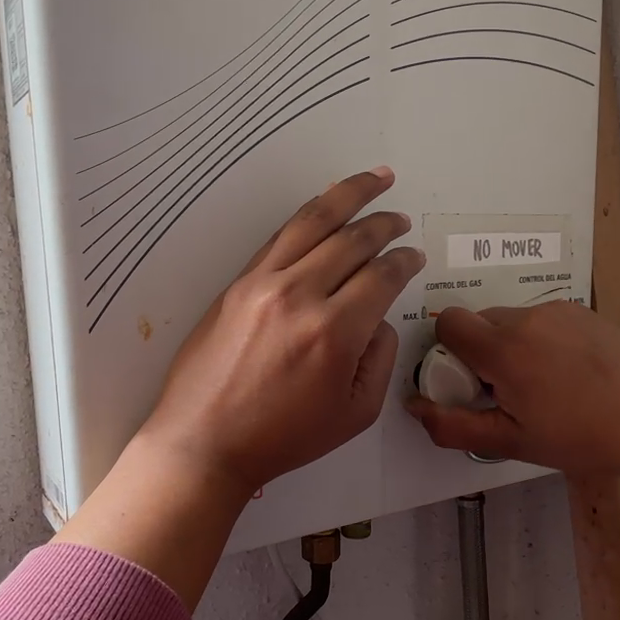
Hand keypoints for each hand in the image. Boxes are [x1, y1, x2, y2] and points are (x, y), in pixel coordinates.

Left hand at [138, 166, 424, 495]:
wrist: (205, 440)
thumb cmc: (283, 437)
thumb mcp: (355, 413)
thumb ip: (379, 358)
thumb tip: (379, 318)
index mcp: (335, 332)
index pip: (382, 275)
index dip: (405, 261)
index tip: (414, 256)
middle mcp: (299, 295)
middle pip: (352, 239)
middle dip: (384, 222)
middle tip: (400, 218)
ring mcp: (262, 284)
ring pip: (312, 222)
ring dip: (347, 194)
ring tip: (374, 179)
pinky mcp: (237, 284)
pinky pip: (279, 237)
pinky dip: (307, 217)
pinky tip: (322, 211)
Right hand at [405, 301, 619, 478]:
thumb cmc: (580, 437)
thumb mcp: (510, 442)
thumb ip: (453, 426)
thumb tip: (414, 407)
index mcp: (504, 349)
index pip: (447, 321)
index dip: (447, 351)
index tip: (469, 382)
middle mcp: (527, 318)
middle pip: (478, 321)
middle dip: (480, 352)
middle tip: (507, 392)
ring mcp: (559, 311)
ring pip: (511, 320)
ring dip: (510, 346)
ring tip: (542, 386)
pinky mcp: (584, 312)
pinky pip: (542, 319)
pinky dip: (540, 340)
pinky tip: (568, 374)